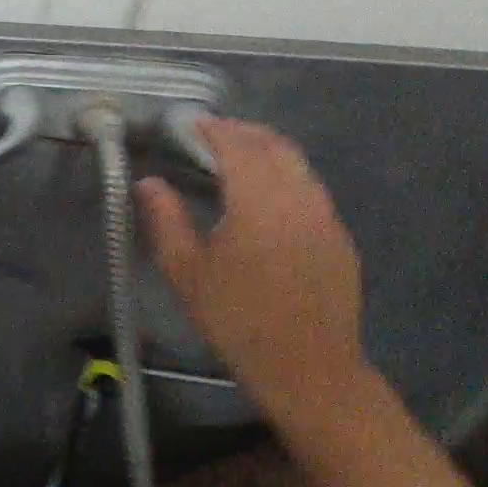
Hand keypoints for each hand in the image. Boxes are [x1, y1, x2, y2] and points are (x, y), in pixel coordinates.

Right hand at [136, 119, 365, 412]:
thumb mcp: (184, 269)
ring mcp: (326, 219)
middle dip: (245, 133)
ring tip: (237, 154)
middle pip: (278, 149)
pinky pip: (311, 190)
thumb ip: (166, 219)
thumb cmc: (233, 316)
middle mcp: (300, 201)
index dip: (215, 131)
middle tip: (212, 131)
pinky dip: (285, 175)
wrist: (304, 363)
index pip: (240, 149)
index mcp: (259, 205)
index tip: (191, 123)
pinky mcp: (337, 238)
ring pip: (300, 167)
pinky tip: (263, 192)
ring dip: (268, 151)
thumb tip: (149, 183)